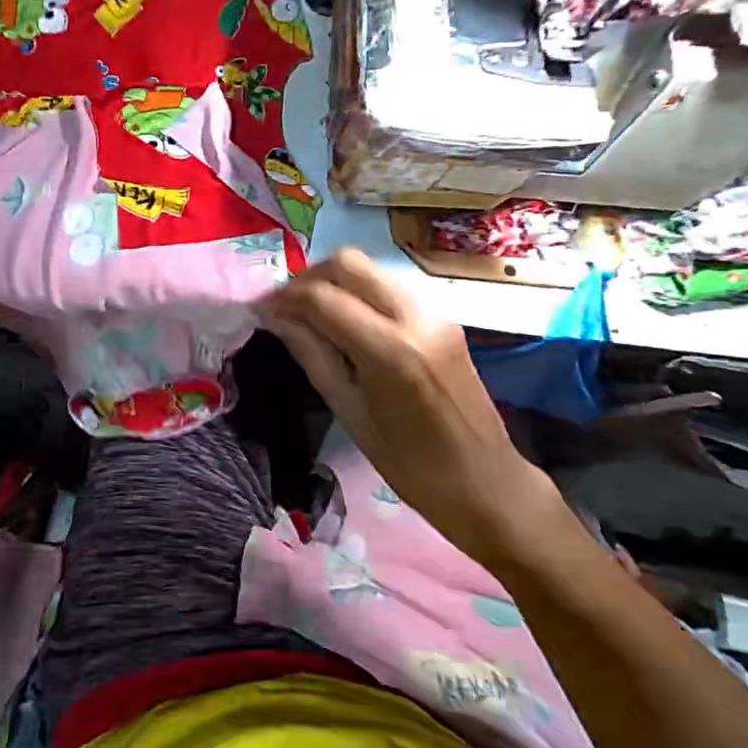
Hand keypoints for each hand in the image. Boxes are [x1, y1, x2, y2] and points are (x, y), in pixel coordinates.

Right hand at [258, 248, 569, 561]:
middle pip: (349, 263)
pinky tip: (343, 322)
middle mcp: (417, 317)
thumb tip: (275, 318)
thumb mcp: (351, 414)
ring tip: (307, 315)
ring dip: (333, 282)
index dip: (283, 298)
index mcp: (391, 351)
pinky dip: (358, 292)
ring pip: (370, 268)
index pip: (322, 298)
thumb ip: (313, 356)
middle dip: (307, 278)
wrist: (489, 484)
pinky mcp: (443, 318)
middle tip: (283, 308)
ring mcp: (435, 313)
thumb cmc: (412, 467)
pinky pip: (389, 286)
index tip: (258, 309)